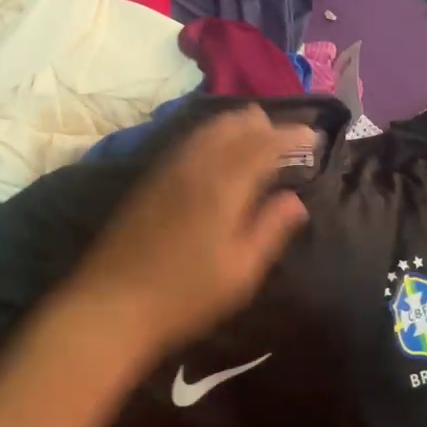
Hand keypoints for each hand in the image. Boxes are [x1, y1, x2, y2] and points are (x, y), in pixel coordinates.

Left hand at [69, 106, 313, 352]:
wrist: (111, 304)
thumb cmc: (185, 295)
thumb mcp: (241, 271)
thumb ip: (271, 229)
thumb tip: (297, 200)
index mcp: (225, 182)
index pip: (266, 143)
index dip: (293, 135)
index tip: (314, 137)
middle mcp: (197, 162)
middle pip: (236, 123)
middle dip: (267, 124)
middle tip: (289, 139)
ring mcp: (170, 165)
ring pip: (211, 126)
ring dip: (240, 126)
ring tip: (259, 140)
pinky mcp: (152, 176)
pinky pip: (192, 139)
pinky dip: (216, 135)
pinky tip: (221, 154)